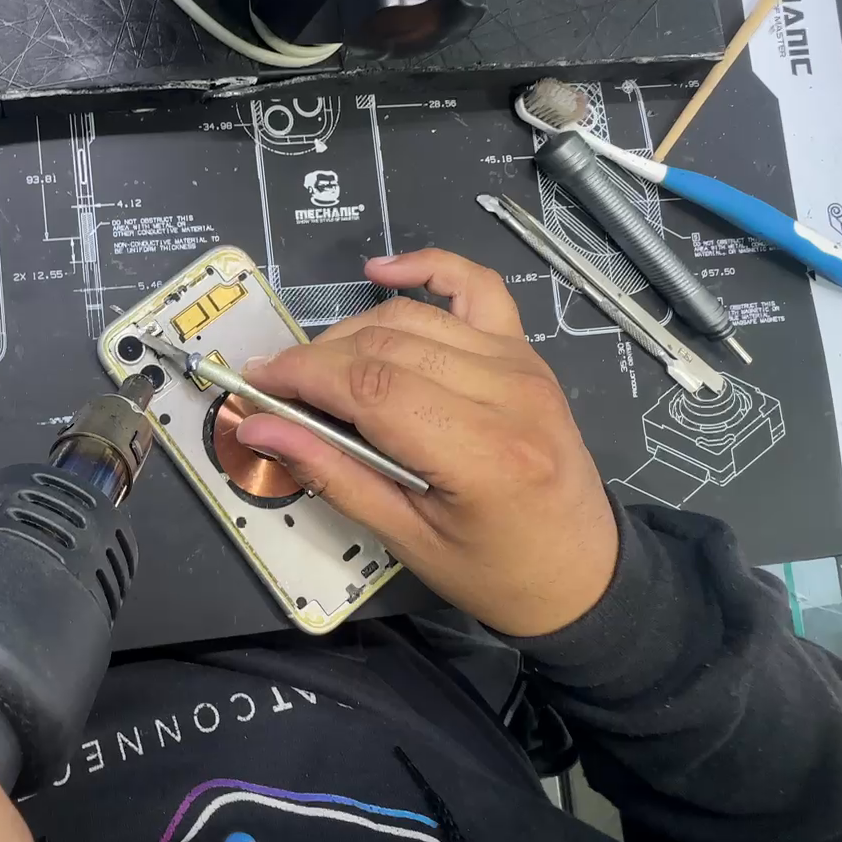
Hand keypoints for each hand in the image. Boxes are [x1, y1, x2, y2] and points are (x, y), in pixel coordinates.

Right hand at [235, 249, 617, 637]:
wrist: (585, 573)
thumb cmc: (494, 571)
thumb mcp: (403, 538)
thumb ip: (328, 473)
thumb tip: (256, 428)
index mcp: (481, 453)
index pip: (370, 386)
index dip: (301, 376)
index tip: (255, 385)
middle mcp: (507, 392)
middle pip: (382, 345)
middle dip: (312, 359)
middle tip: (274, 388)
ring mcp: (520, 363)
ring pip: (409, 319)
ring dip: (346, 333)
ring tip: (314, 367)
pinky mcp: (524, 351)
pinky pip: (474, 286)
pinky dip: (425, 268)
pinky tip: (381, 271)